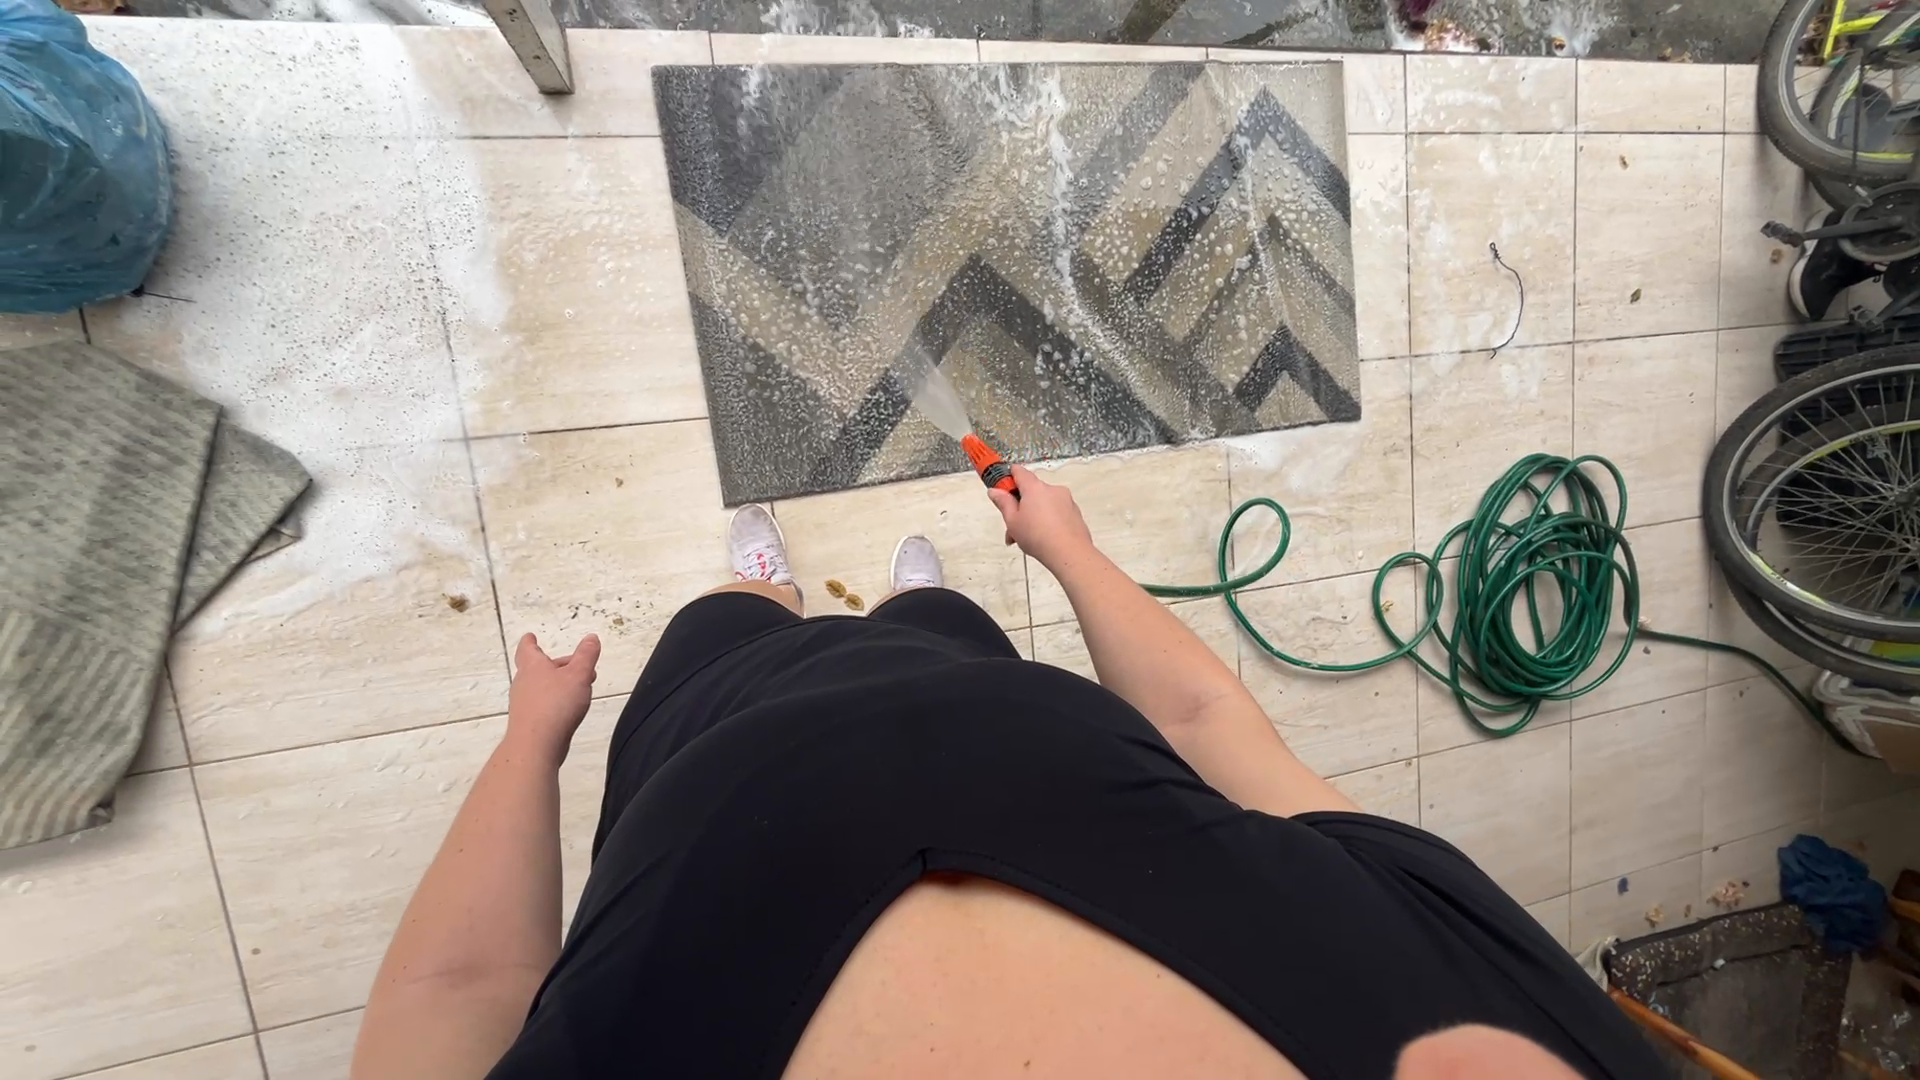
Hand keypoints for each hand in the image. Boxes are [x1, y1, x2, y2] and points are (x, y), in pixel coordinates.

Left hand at [506, 633, 600, 764]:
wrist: (536, 744)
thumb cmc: (556, 704)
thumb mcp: (579, 674)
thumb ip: (587, 655)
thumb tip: (591, 638)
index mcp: (533, 667)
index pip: (528, 650)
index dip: (530, 642)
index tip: (530, 637)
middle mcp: (524, 683)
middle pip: (539, 669)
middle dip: (558, 665)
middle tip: (578, 665)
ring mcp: (524, 703)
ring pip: (542, 686)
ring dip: (559, 683)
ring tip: (580, 687)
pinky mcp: (529, 721)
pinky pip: (543, 703)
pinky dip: (556, 700)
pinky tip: (570, 708)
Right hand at [986, 464, 1095, 568]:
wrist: (1070, 554)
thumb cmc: (1038, 537)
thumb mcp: (1012, 521)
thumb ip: (1003, 503)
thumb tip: (995, 491)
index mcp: (1035, 487)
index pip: (1019, 472)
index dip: (1008, 479)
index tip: (1002, 491)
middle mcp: (1052, 489)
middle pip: (1031, 491)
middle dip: (1020, 506)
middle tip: (1012, 526)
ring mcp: (1066, 500)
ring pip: (1044, 504)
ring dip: (1033, 516)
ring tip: (1026, 539)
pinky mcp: (1075, 512)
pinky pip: (1056, 512)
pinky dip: (1048, 521)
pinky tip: (1042, 538)